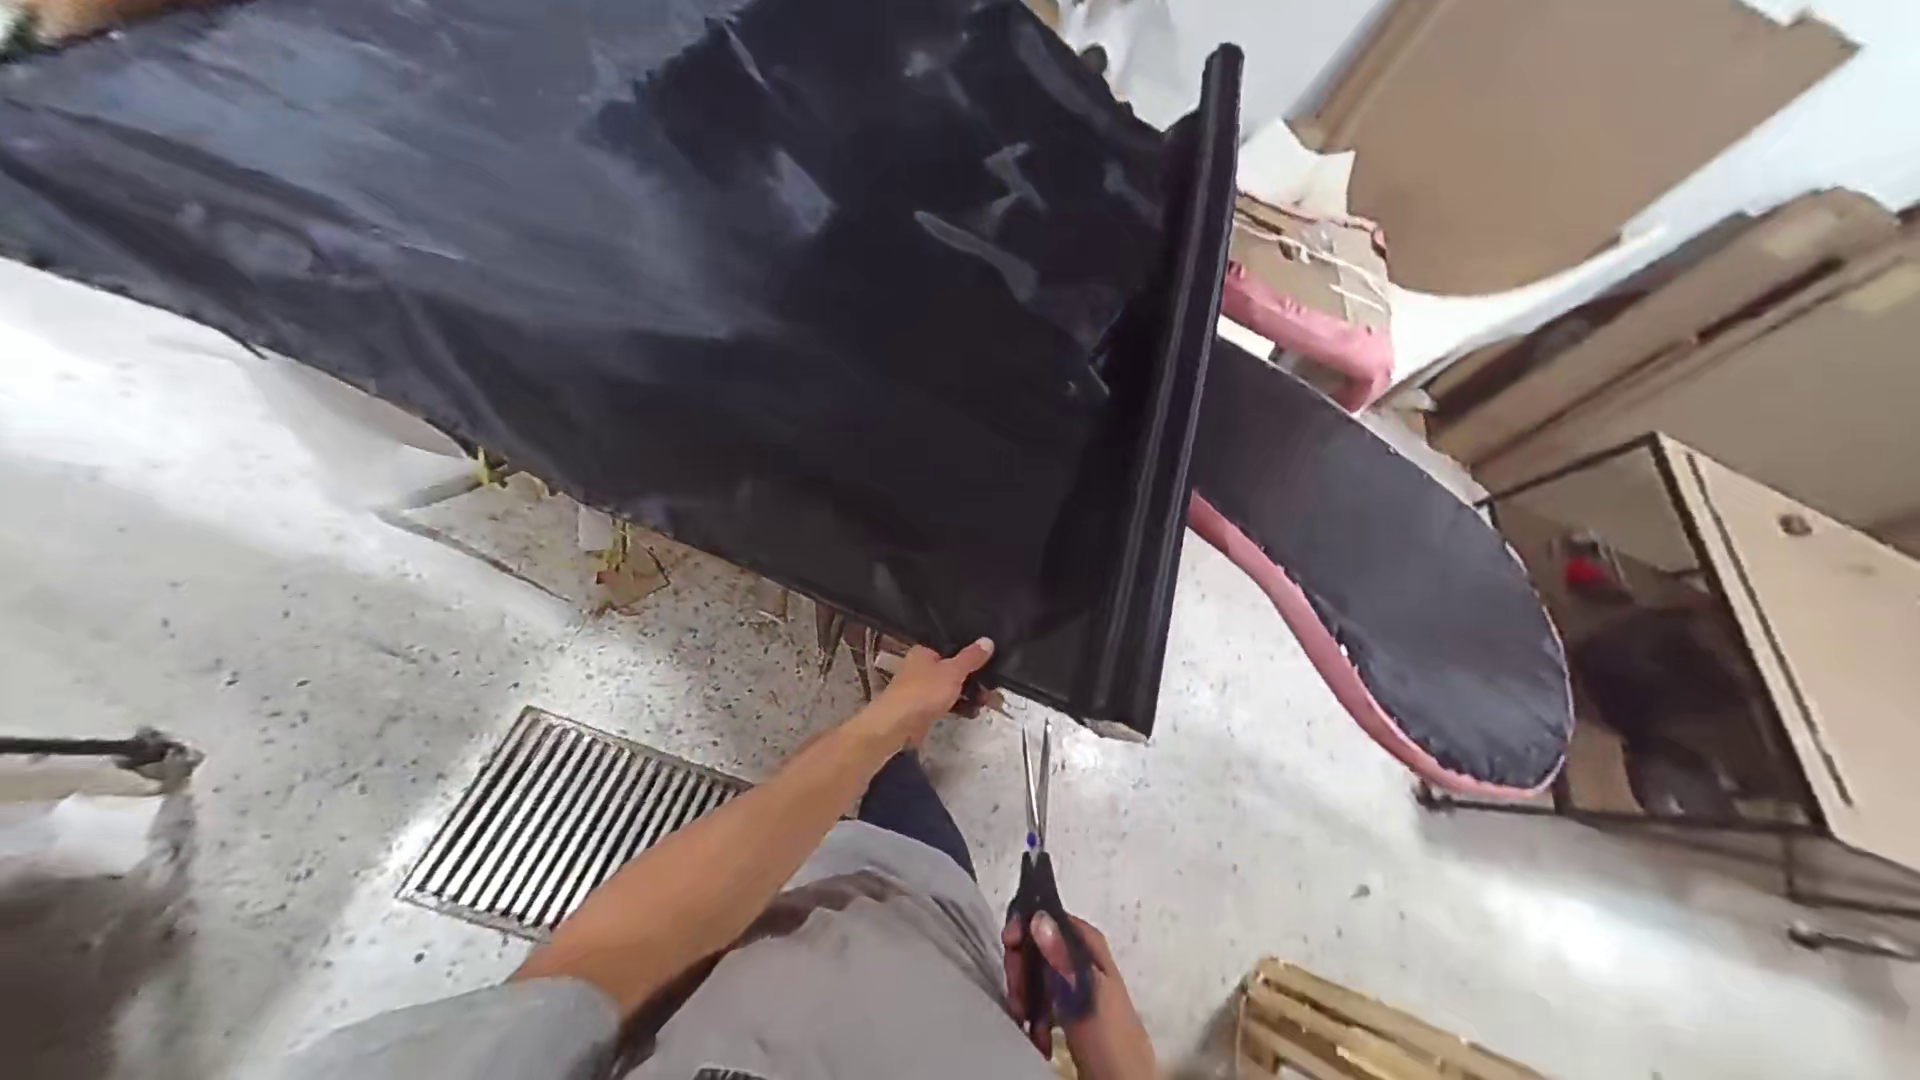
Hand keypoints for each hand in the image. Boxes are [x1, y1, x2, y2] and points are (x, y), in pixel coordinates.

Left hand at [857, 638, 993, 746]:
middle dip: (973, 679)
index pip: (950, 647)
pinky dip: (958, 706)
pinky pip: (945, 704)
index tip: (989, 663)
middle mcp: (919, 668)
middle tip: (992, 687)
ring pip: (950, 688)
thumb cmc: (924, 691)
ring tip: (990, 701)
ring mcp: (920, 690)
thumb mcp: (953, 671)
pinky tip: (973, 711)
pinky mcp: (921, 709)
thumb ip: (971, 658)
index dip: (969, 655)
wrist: (897, 725)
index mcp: (923, 652)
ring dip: (968, 694)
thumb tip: (987, 641)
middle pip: (951, 669)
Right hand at [1003, 912, 1155, 1079]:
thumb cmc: (1108, 1036)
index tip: (1008, 943)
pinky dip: (1032, 1016)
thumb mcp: (1086, 993)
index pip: (1049, 916)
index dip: (1024, 924)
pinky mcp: (1065, 1008)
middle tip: (1017, 997)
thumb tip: (1039, 916)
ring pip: (1033, 974)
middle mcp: (1079, 958)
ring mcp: (1071, 983)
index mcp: (1088, 944)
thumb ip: (1062, 956)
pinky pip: (1037, 1000)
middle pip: (1035, 946)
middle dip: (1021, 970)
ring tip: (1025, 1020)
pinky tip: (1037, 1035)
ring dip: (1023, 996)